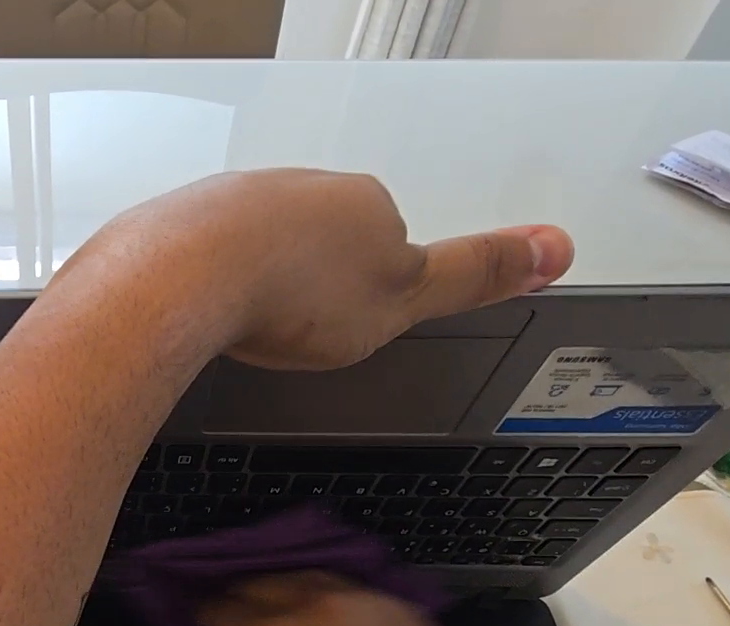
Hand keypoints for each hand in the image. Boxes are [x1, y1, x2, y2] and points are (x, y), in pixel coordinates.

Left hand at [70, 169, 573, 371]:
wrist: (185, 279)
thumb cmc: (288, 290)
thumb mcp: (401, 297)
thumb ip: (471, 275)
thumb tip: (552, 250)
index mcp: (359, 205)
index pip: (384, 240)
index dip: (370, 289)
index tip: (351, 318)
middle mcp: (296, 192)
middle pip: (317, 240)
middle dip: (310, 282)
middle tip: (295, 329)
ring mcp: (232, 204)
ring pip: (255, 246)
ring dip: (255, 281)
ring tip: (246, 326)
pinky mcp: (178, 227)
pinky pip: (199, 258)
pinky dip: (204, 285)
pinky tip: (201, 312)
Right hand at [199, 573, 517, 625]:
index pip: (224, 611)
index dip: (208, 611)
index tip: (202, 614)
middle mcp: (310, 606)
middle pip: (260, 583)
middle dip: (241, 593)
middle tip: (233, 603)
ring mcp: (356, 598)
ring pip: (303, 576)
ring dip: (282, 585)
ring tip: (274, 597)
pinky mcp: (394, 601)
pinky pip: (343, 586)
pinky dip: (323, 593)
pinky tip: (324, 609)